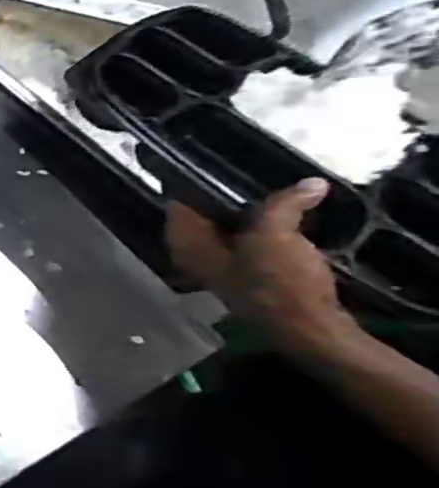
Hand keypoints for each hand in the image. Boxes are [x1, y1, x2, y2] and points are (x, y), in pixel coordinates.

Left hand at [165, 178, 353, 349]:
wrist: (307, 325)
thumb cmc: (277, 280)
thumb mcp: (274, 236)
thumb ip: (283, 206)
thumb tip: (309, 183)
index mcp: (184, 242)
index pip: (178, 203)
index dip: (193, 182)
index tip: (210, 162)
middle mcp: (190, 252)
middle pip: (201, 213)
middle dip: (222, 194)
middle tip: (245, 169)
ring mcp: (216, 263)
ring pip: (224, 226)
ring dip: (245, 210)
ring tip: (268, 186)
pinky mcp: (243, 271)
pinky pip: (244, 239)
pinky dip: (258, 226)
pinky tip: (281, 214)